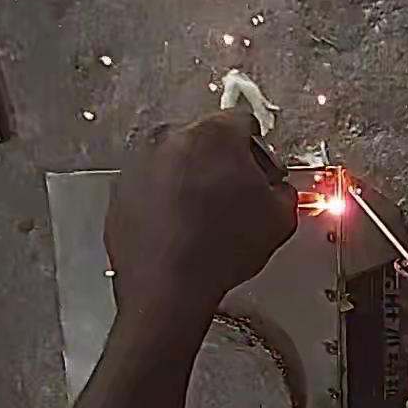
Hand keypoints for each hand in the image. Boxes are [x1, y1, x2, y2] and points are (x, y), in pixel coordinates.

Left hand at [105, 115, 296, 313]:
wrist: (170, 285)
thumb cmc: (221, 248)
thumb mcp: (280, 218)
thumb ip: (284, 190)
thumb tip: (277, 189)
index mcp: (215, 137)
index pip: (243, 121)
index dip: (258, 147)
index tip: (260, 167)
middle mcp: (172, 139)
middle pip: (207, 140)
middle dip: (224, 163)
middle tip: (238, 196)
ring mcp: (142, 163)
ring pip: (178, 162)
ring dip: (195, 181)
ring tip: (210, 219)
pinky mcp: (123, 190)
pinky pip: (154, 186)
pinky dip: (168, 201)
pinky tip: (186, 229)